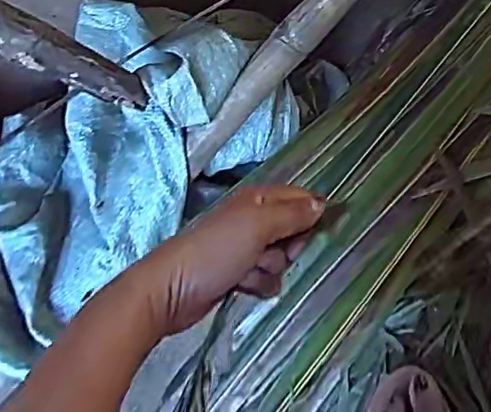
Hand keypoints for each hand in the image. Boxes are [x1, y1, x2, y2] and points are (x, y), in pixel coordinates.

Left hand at [128, 185, 325, 336]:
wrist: (168, 292)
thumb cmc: (216, 251)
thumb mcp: (259, 226)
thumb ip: (293, 214)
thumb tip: (322, 204)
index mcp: (260, 198)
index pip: (300, 198)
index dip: (311, 215)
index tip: (316, 233)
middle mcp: (254, 218)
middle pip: (292, 229)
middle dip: (289, 246)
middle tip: (278, 254)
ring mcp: (244, 246)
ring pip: (279, 256)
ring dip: (271, 268)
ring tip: (252, 273)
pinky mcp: (236, 272)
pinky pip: (263, 275)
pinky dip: (259, 282)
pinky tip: (245, 287)